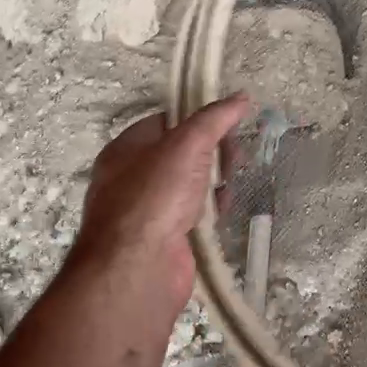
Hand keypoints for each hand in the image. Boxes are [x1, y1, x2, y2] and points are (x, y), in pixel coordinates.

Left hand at [70, 95, 252, 303]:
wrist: (137, 269)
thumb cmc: (156, 197)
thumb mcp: (188, 144)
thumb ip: (215, 117)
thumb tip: (241, 97)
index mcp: (126, 149)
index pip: (168, 120)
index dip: (200, 119)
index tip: (229, 125)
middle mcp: (132, 176)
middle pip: (184, 151)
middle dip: (214, 153)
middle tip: (233, 160)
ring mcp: (147, 207)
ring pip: (192, 181)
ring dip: (216, 183)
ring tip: (226, 190)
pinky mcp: (163, 234)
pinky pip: (194, 210)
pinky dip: (210, 209)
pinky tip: (220, 213)